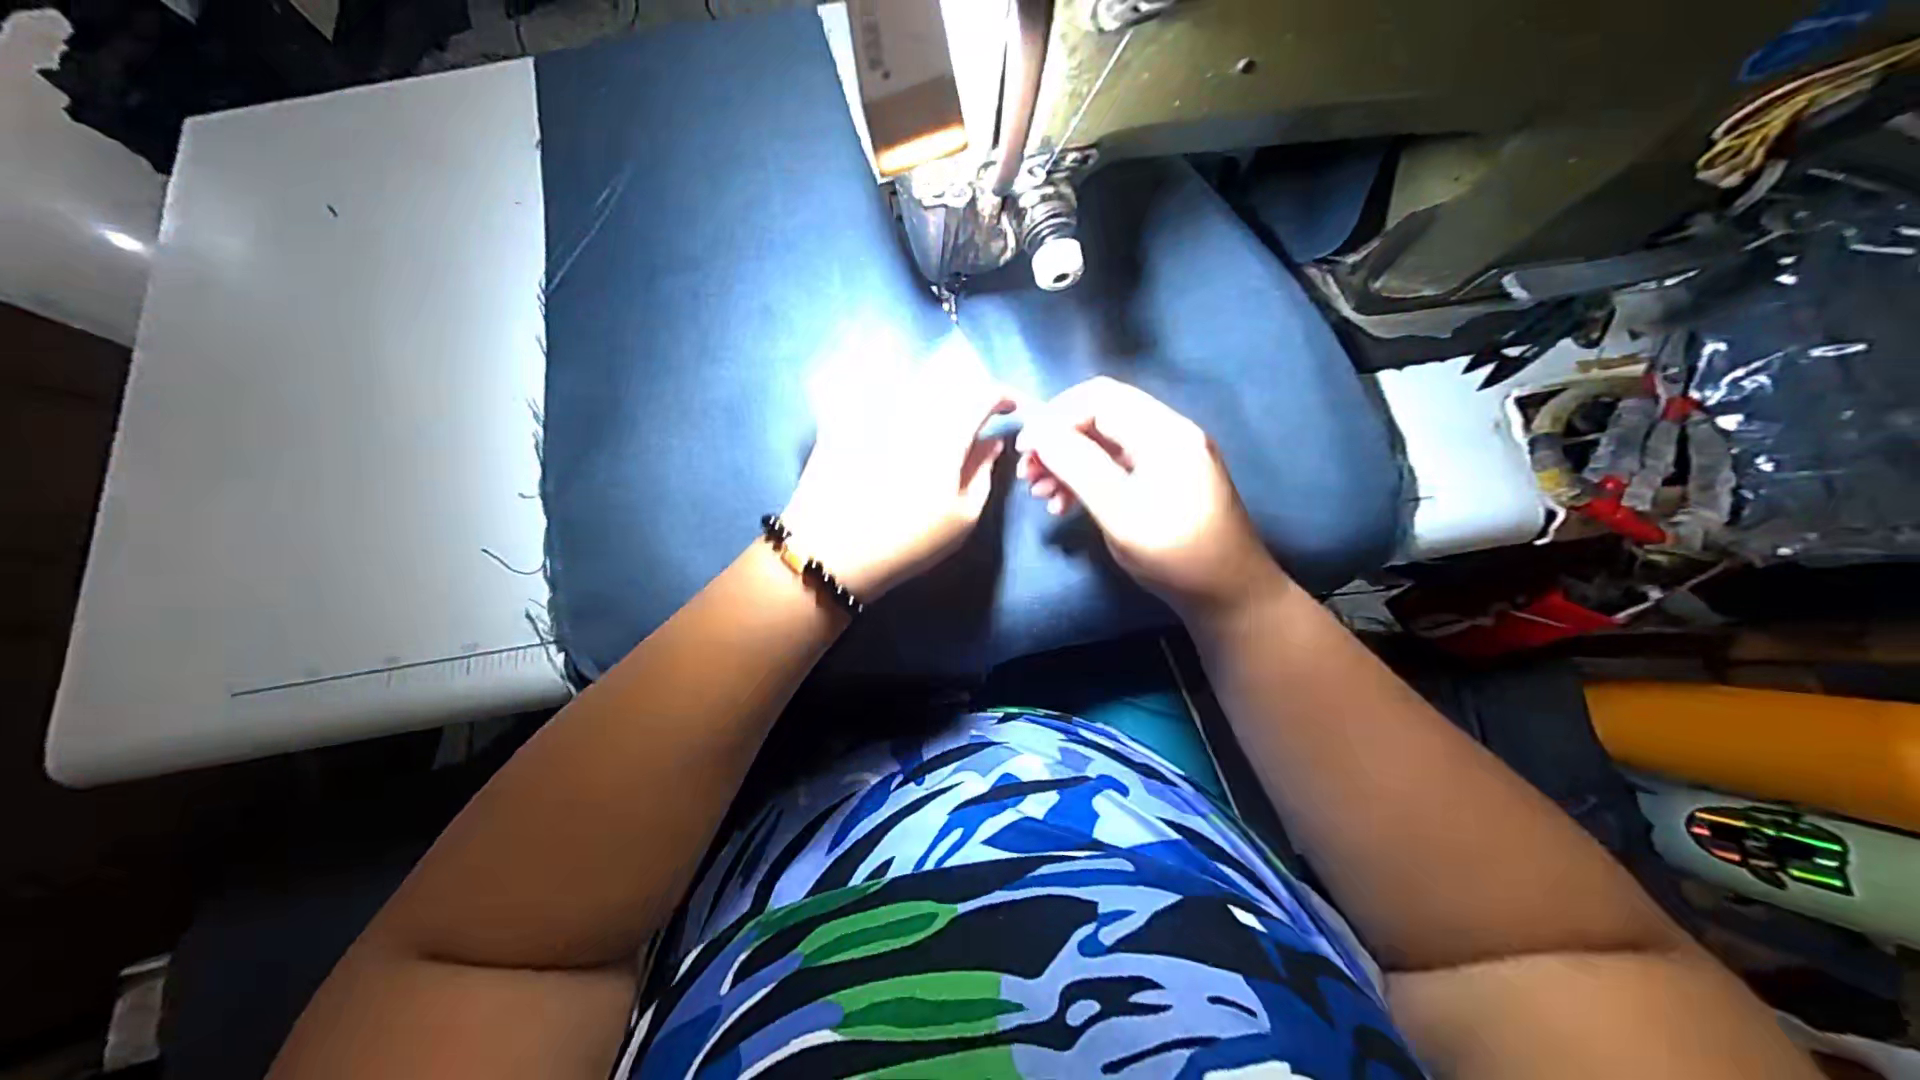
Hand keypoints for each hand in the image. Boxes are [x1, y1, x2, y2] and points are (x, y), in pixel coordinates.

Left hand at [780, 357, 1014, 600]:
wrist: (832, 551)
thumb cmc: (907, 541)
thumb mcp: (962, 517)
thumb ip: (983, 472)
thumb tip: (992, 441)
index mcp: (946, 432)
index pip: (982, 393)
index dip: (1002, 395)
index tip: (1011, 408)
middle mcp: (912, 409)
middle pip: (949, 379)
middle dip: (971, 391)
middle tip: (978, 414)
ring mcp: (874, 410)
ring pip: (914, 380)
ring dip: (937, 390)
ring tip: (942, 415)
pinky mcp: (845, 416)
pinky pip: (875, 386)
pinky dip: (896, 386)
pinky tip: (901, 411)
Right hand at [1016, 376, 1286, 618]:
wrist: (1230, 595)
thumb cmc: (1174, 554)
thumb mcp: (1120, 511)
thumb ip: (1077, 466)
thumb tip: (1037, 431)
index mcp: (1164, 432)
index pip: (1099, 398)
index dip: (1054, 417)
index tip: (1024, 450)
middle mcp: (1168, 433)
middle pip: (1100, 416)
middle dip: (1058, 440)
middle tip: (1028, 474)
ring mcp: (1168, 456)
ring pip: (1104, 442)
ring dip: (1068, 461)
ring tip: (1041, 493)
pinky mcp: (1164, 478)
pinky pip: (1117, 465)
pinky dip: (1087, 478)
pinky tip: (1065, 503)